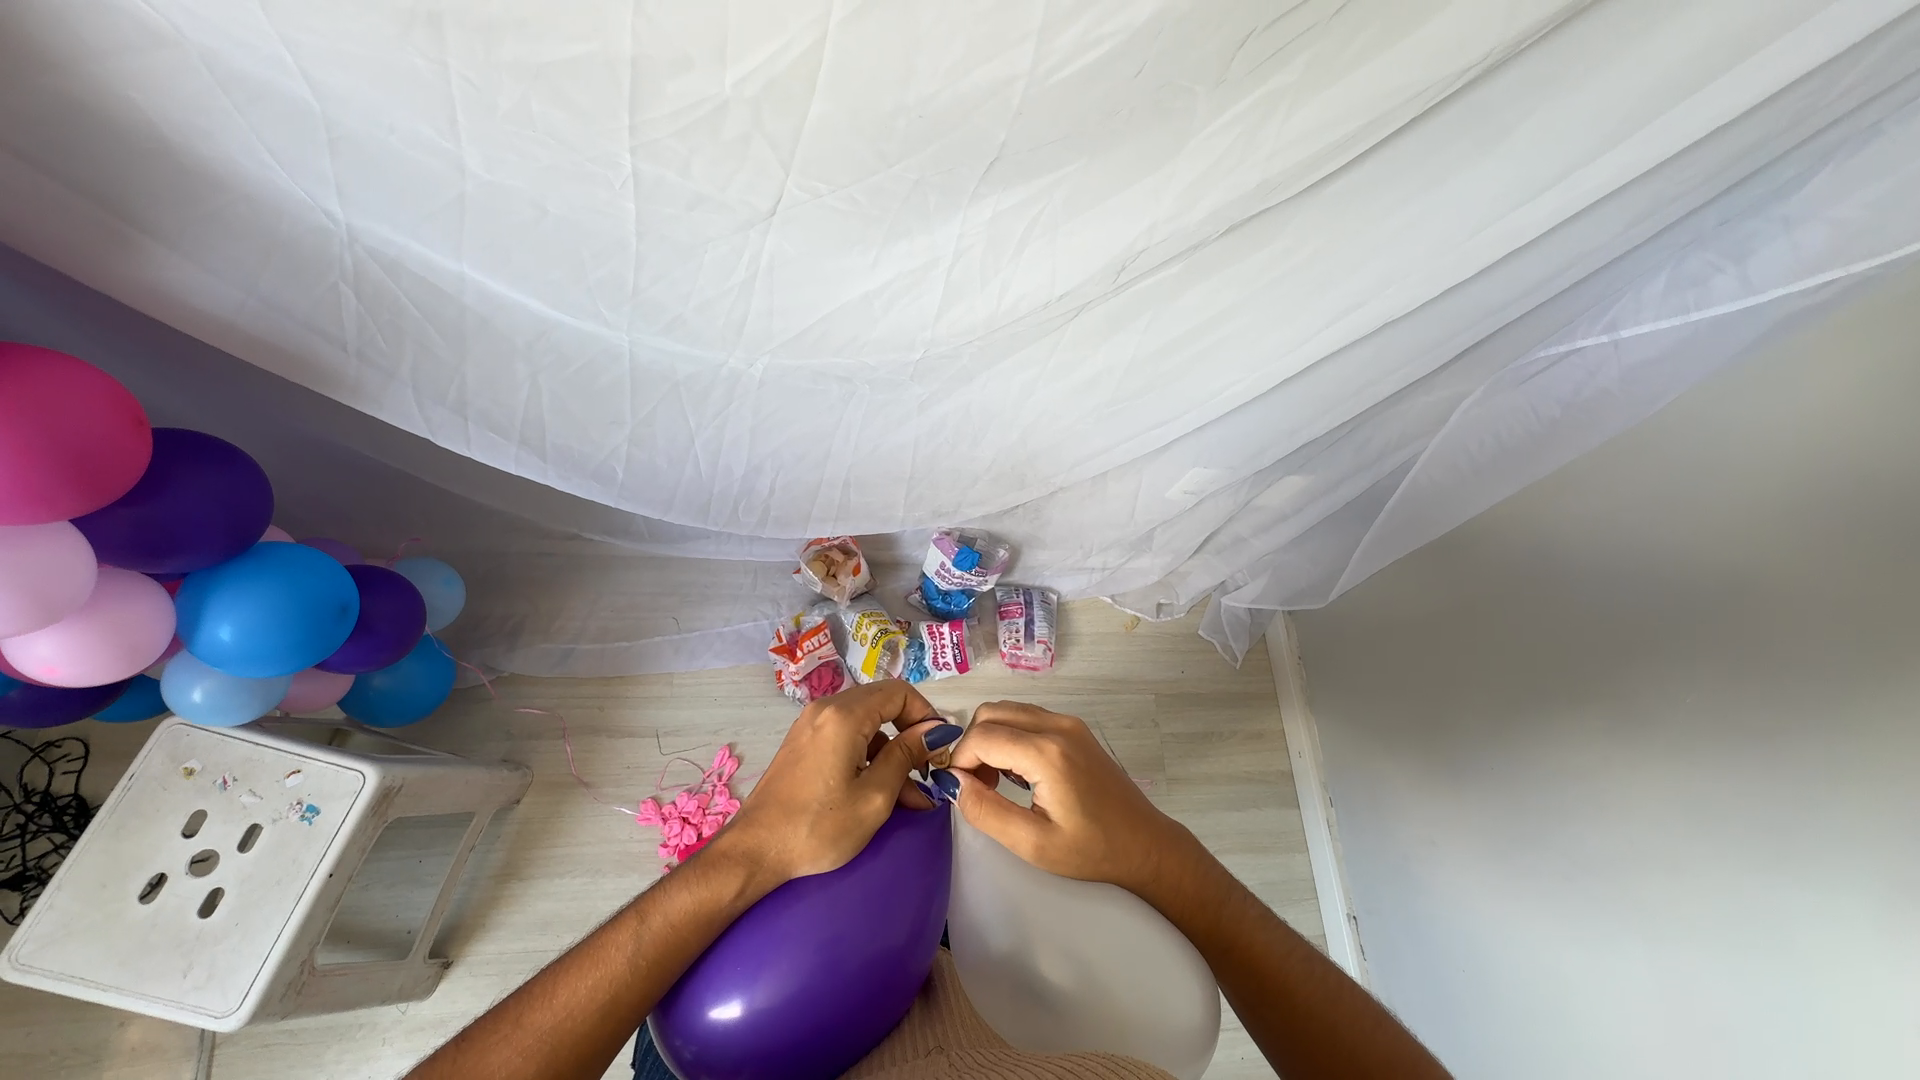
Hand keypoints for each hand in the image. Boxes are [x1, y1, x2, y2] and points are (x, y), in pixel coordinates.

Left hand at [712, 681, 960, 886]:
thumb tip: (935, 731)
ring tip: (913, 795)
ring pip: (867, 724)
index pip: (900, 692)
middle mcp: (826, 709)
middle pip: (883, 703)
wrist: (755, 852)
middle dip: (911, 733)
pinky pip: (847, 737)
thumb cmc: (819, 827)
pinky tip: (883, 792)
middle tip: (930, 768)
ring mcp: (811, 725)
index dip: (926, 715)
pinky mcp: (804, 744)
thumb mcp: (875, 796)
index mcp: (844, 715)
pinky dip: (870, 757)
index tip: (940, 748)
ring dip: (893, 751)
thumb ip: (907, 757)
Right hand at [938, 701, 1197, 895]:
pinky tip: (1017, 773)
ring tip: (995, 782)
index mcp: (1047, 753)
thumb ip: (986, 811)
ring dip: (989, 739)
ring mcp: (1068, 722)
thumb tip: (953, 783)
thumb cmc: (1090, 850)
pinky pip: (1026, 717)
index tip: (962, 792)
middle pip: (990, 713)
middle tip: (977, 786)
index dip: (960, 761)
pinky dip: (1009, 736)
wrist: (1144, 844)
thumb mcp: (1032, 843)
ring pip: (1006, 710)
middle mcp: (1057, 726)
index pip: (981, 736)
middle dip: (972, 746)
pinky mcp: (1074, 728)